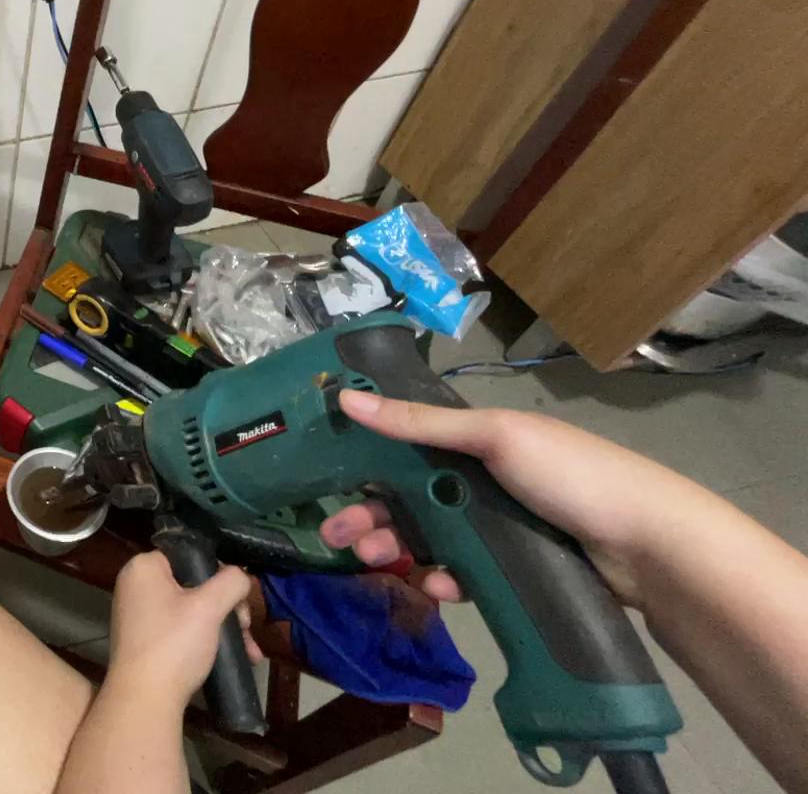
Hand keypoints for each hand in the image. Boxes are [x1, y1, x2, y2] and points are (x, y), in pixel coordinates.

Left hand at [108, 551, 252, 704]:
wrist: (145, 695)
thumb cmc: (174, 643)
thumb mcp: (208, 609)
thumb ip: (229, 584)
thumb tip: (240, 574)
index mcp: (143, 567)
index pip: (187, 556)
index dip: (217, 575)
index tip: (238, 601)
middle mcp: (135, 583)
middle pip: (192, 585)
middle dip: (226, 608)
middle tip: (245, 629)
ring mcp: (137, 611)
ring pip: (190, 609)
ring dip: (222, 627)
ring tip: (249, 652)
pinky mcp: (143, 636)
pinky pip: (179, 627)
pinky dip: (204, 638)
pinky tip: (233, 659)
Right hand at [319, 389, 695, 605]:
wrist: (658, 552)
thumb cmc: (573, 476)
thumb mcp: (494, 436)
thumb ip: (417, 423)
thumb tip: (343, 397)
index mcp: (471, 441)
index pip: (399, 446)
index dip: (359, 459)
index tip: (322, 473)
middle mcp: (474, 481)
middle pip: (401, 497)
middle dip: (364, 515)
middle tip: (333, 534)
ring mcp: (491, 526)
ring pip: (422, 536)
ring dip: (389, 547)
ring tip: (369, 560)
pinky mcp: (507, 567)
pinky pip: (459, 571)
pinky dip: (440, 578)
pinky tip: (434, 584)